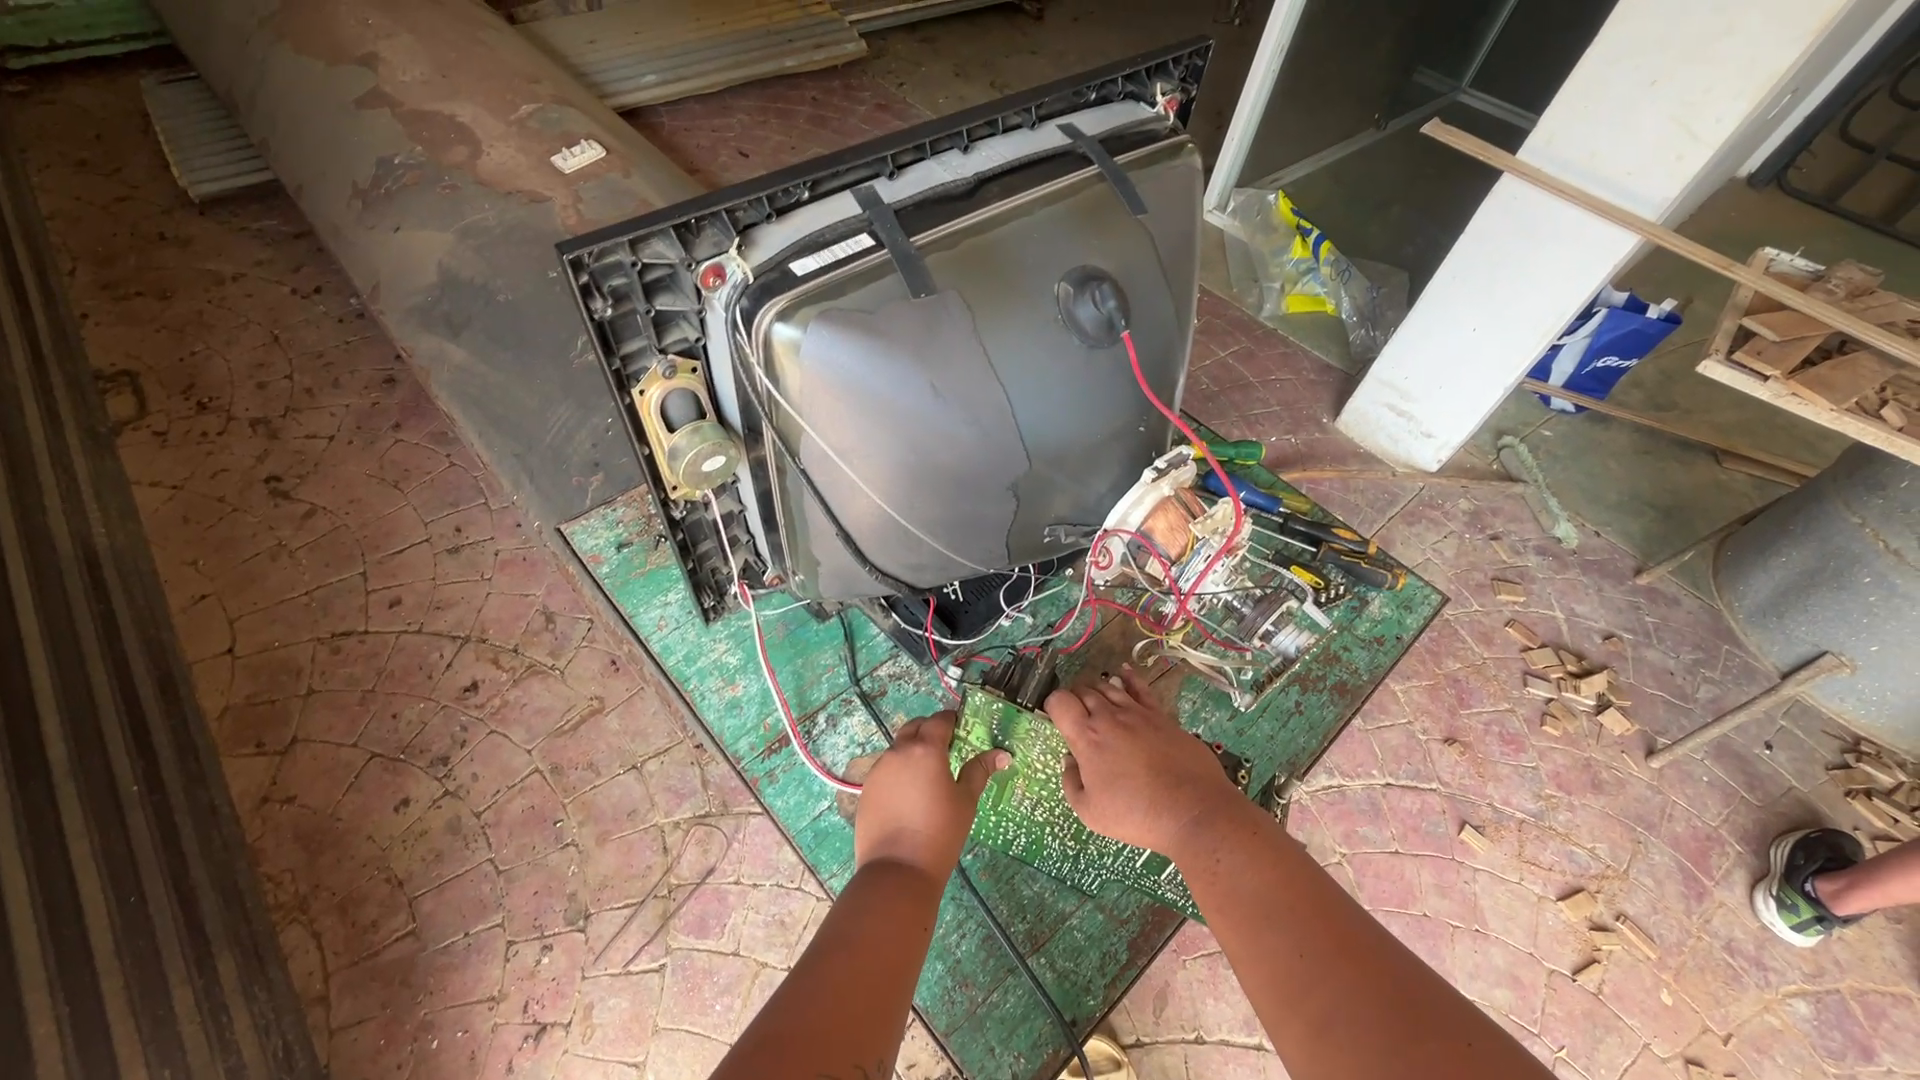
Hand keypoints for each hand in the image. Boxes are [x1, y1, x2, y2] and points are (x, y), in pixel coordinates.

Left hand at [854, 712, 1009, 882]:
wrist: (898, 870)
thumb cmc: (941, 833)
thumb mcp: (966, 801)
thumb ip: (979, 772)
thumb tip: (1001, 754)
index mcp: (926, 750)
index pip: (939, 720)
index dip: (951, 719)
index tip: (962, 727)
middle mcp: (898, 752)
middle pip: (914, 728)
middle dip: (930, 730)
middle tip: (947, 746)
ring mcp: (878, 771)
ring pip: (898, 749)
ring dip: (913, 751)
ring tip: (929, 774)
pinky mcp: (867, 789)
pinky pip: (886, 770)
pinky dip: (899, 772)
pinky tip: (910, 796)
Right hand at [1046, 666, 1248, 859]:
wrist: (1192, 810)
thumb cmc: (1136, 814)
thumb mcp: (1090, 812)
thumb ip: (1071, 783)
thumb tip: (1069, 760)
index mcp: (1087, 738)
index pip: (1060, 701)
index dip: (1052, 705)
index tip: (1055, 719)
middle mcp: (1109, 717)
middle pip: (1084, 690)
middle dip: (1073, 697)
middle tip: (1074, 713)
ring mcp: (1138, 713)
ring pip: (1110, 687)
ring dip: (1096, 688)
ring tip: (1093, 696)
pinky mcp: (1162, 716)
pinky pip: (1141, 689)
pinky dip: (1129, 677)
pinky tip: (1123, 672)